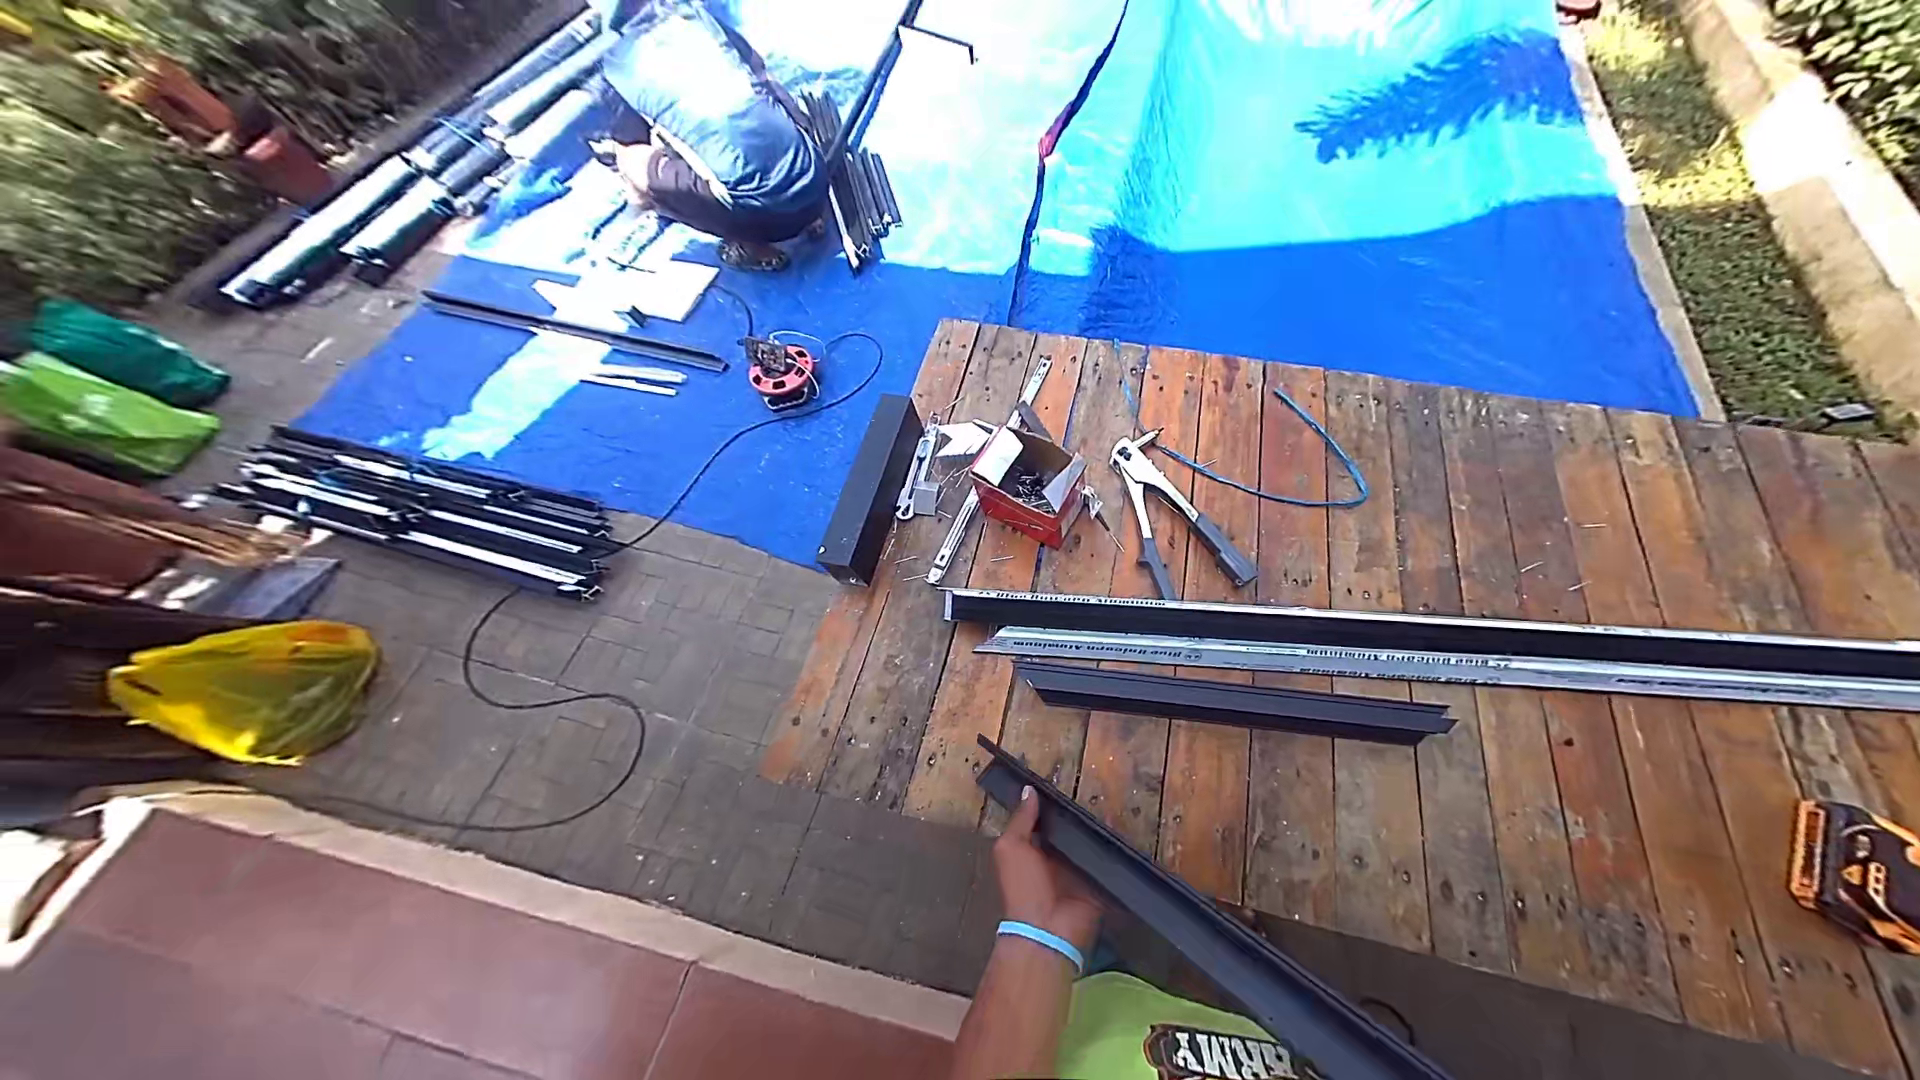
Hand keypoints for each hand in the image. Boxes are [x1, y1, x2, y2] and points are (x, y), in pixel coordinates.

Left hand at [993, 785, 1102, 954]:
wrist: (1047, 930)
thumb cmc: (1022, 885)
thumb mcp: (1011, 847)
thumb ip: (1021, 819)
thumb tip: (1029, 789)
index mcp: (1031, 848)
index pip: (1044, 820)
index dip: (1052, 804)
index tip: (1065, 780)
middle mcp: (1055, 857)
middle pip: (1069, 830)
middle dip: (1080, 814)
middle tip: (1096, 790)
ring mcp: (1078, 870)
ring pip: (1090, 842)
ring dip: (1100, 827)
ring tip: (1114, 802)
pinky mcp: (1098, 882)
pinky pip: (1108, 861)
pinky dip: (1116, 848)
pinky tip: (1124, 827)